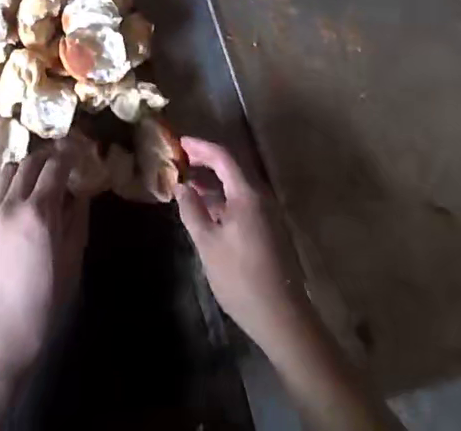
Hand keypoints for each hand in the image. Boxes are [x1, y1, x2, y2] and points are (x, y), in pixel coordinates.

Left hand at [0, 146, 90, 381]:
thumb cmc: (43, 303)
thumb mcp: (71, 262)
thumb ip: (77, 221)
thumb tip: (80, 193)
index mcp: (40, 212)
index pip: (55, 166)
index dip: (68, 153)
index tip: (78, 149)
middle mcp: (12, 203)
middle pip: (30, 162)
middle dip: (47, 157)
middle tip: (60, 161)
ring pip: (8, 170)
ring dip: (24, 167)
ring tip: (35, 177)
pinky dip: (1, 182)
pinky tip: (10, 192)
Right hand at [175, 136, 315, 357]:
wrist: (282, 317)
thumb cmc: (240, 277)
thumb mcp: (208, 243)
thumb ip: (192, 210)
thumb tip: (180, 186)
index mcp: (247, 195)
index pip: (222, 157)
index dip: (200, 147)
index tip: (179, 143)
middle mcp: (260, 198)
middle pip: (231, 169)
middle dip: (205, 161)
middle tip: (179, 160)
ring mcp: (267, 214)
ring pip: (236, 187)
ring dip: (212, 182)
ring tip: (186, 184)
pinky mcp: (268, 230)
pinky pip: (241, 202)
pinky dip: (222, 199)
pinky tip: (205, 210)